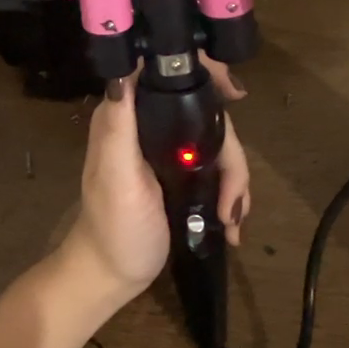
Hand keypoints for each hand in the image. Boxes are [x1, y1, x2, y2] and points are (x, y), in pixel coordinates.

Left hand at [62, 70, 250, 302]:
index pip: (163, 74)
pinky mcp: (181, 174)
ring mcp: (165, 151)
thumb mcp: (117, 176)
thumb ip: (120, 126)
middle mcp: (144, 125)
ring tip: (231, 217)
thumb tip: (122, 73)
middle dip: (229, 153)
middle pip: (204, 113)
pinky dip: (231, 193)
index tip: (234, 92)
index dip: (201, 72)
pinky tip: (230, 222)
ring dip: (234, 180)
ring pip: (217, 143)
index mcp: (124, 115)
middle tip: (233, 196)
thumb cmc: (113, 226)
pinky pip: (217, 169)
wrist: (115, 274)